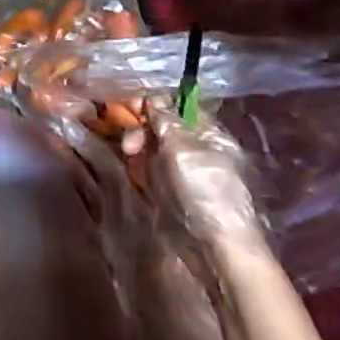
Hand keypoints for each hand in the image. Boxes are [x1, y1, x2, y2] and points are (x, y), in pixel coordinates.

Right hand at [121, 103, 264, 257]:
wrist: (211, 243)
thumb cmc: (203, 189)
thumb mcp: (183, 148)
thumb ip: (164, 119)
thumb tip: (153, 96)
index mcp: (207, 133)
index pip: (177, 105)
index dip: (153, 101)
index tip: (128, 104)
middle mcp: (193, 147)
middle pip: (159, 124)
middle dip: (140, 126)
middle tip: (129, 141)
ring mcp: (179, 168)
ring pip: (149, 145)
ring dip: (135, 144)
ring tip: (128, 153)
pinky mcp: (166, 188)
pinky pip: (145, 166)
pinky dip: (135, 163)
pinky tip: (129, 168)